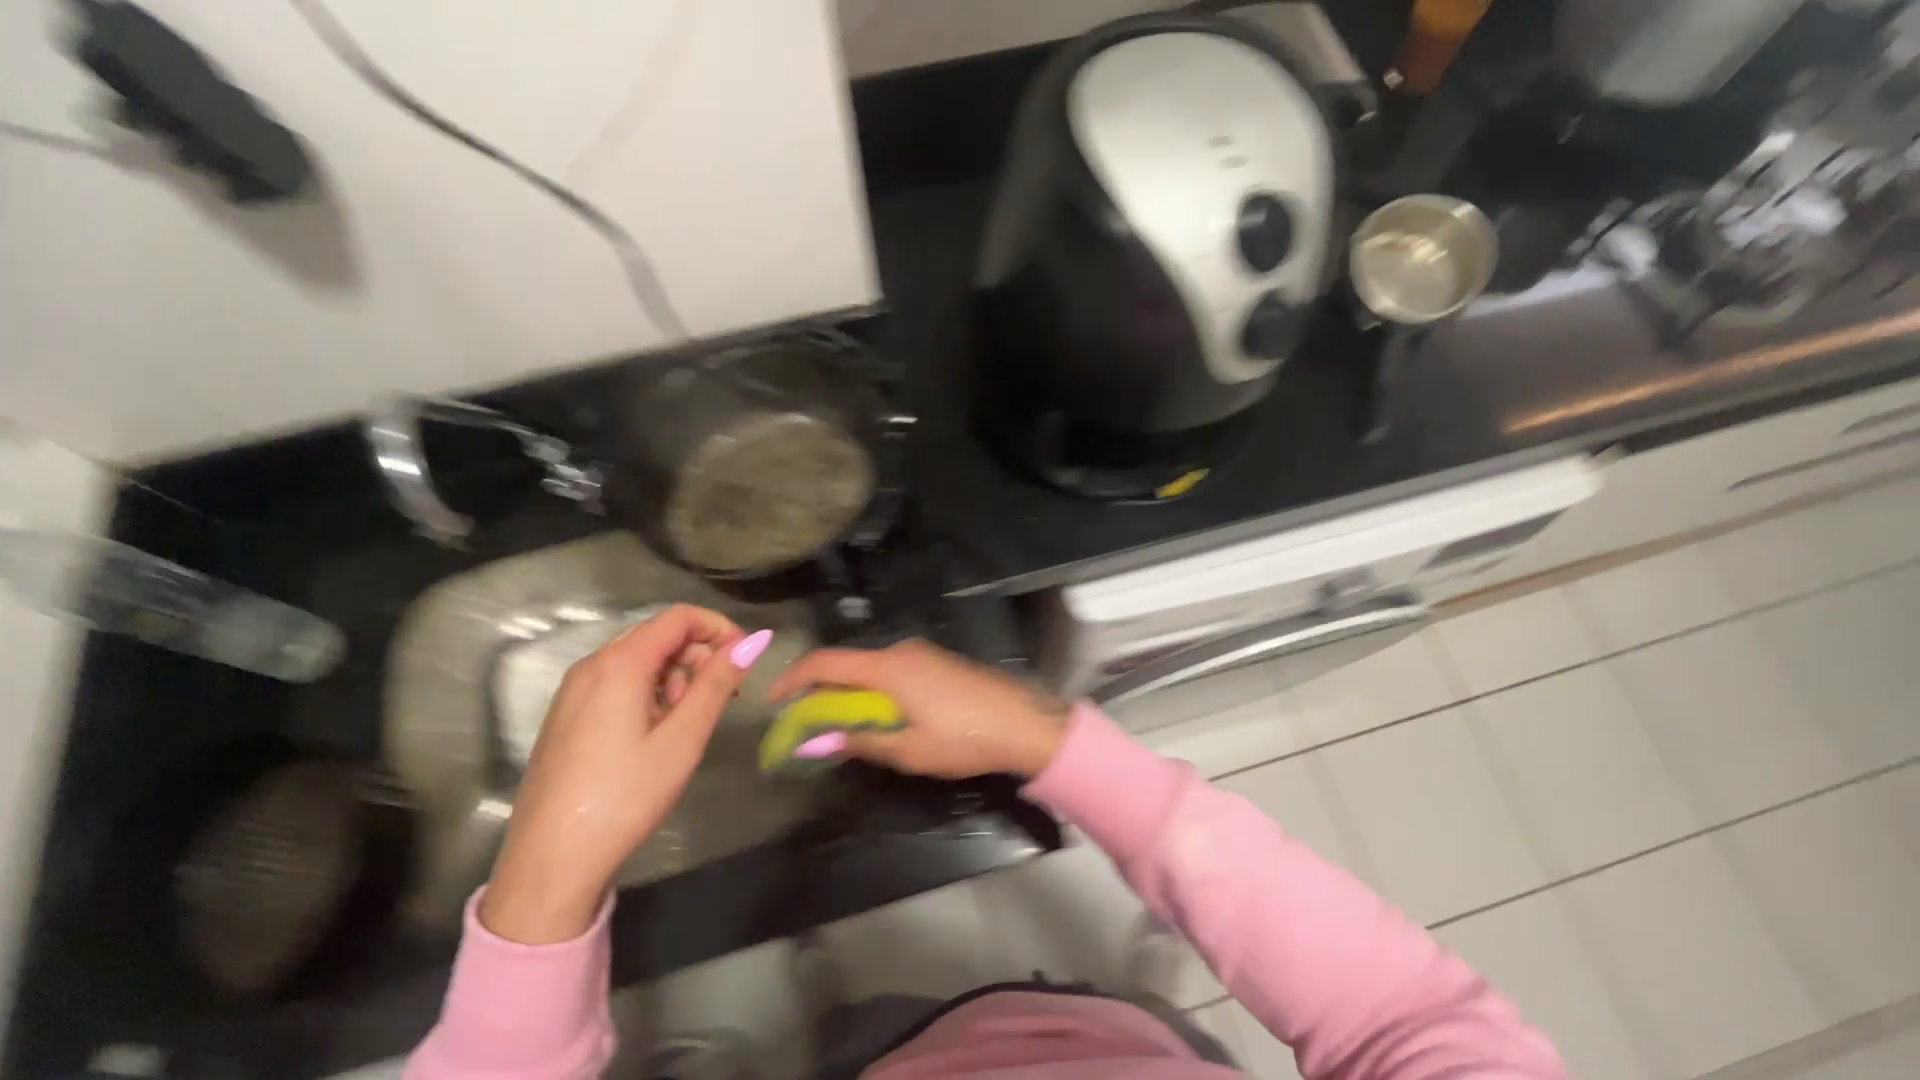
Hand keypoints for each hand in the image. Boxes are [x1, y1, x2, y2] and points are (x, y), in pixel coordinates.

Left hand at [480, 605, 772, 943]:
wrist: (552, 860)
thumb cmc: (624, 797)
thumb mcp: (682, 740)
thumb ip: (717, 684)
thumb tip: (753, 642)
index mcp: (619, 664)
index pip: (679, 617)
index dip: (720, 629)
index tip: (747, 661)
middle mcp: (591, 666)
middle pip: (657, 636)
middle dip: (699, 657)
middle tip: (721, 702)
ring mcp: (573, 692)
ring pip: (638, 662)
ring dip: (676, 679)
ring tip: (687, 726)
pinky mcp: (567, 717)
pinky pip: (617, 685)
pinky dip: (649, 695)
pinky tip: (656, 737)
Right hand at [764, 639, 1068, 779]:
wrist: (1026, 723)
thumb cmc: (964, 738)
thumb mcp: (909, 750)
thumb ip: (861, 741)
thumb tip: (822, 741)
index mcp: (888, 667)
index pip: (825, 662)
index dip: (793, 678)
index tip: (772, 700)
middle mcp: (901, 651)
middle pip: (847, 665)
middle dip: (821, 694)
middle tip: (806, 727)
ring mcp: (922, 654)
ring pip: (870, 671)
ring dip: (850, 696)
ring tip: (841, 731)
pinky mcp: (938, 663)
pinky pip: (892, 673)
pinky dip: (875, 693)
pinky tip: (880, 720)